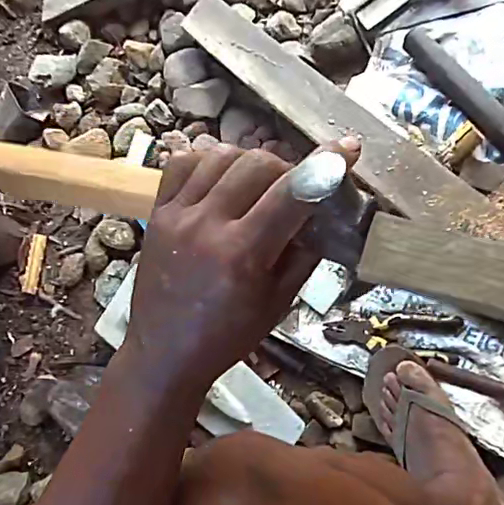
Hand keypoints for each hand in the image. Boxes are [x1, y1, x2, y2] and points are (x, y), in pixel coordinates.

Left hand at [123, 141, 358, 394]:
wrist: (166, 354)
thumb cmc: (228, 336)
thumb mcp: (279, 302)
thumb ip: (304, 254)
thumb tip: (321, 215)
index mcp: (243, 254)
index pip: (293, 193)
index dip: (326, 166)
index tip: (346, 149)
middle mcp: (207, 226)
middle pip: (258, 164)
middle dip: (288, 169)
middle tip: (296, 189)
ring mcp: (177, 215)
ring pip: (221, 155)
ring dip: (251, 163)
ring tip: (260, 186)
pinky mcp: (157, 212)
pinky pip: (183, 163)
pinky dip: (210, 161)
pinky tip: (223, 179)